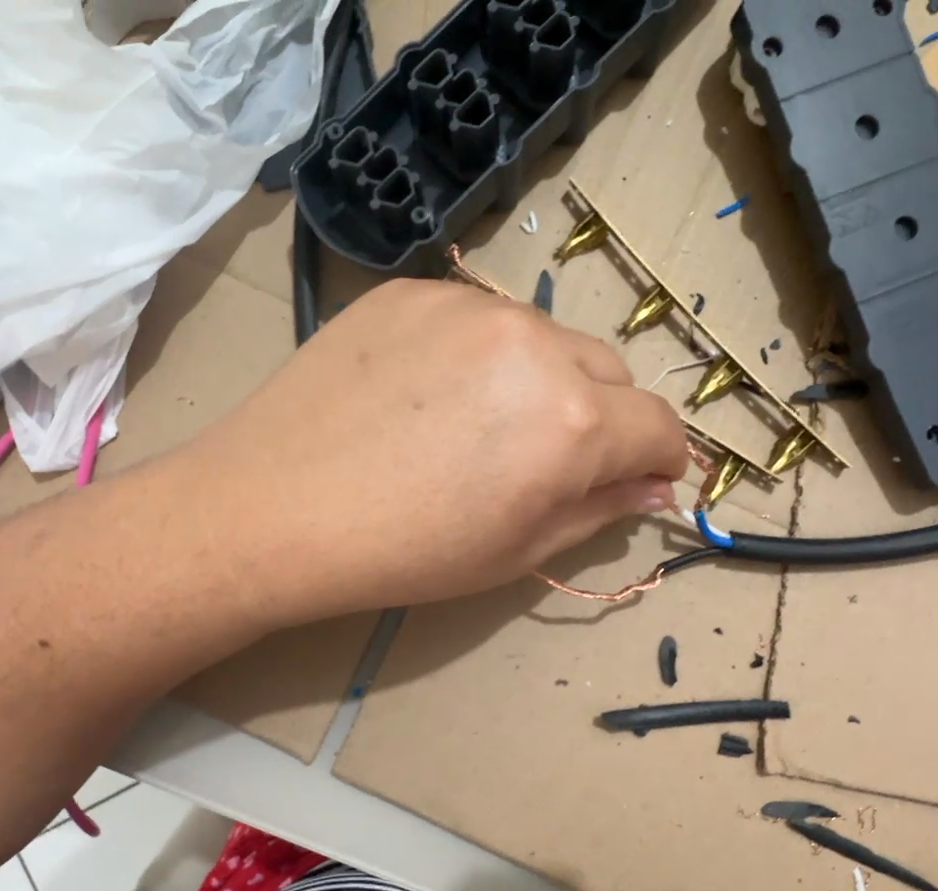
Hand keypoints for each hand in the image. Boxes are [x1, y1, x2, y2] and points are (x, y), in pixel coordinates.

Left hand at [180, 278, 687, 621]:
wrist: (273, 508)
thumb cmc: (404, 552)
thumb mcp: (517, 552)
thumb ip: (599, 510)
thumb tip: (654, 485)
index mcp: (574, 420)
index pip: (660, 425)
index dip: (664, 457)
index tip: (647, 475)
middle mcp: (536, 344)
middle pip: (611, 373)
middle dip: (607, 417)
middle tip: (558, 459)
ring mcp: (470, 307)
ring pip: (548, 339)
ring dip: (546, 379)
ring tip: (485, 425)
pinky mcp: (414, 291)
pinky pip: (480, 319)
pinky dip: (483, 354)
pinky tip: (433, 394)